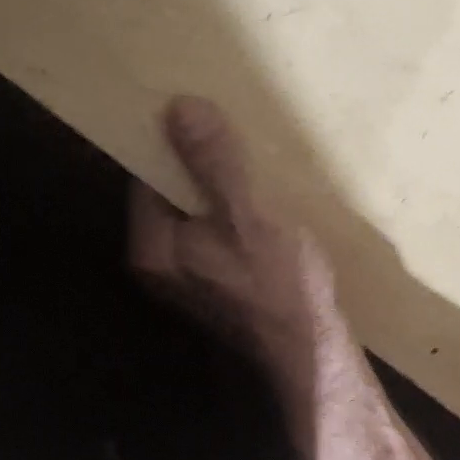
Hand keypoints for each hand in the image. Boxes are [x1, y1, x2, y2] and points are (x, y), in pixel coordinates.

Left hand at [129, 96, 336, 396]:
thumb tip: (180, 105)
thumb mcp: (249, 218)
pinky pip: (218, 247)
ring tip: (262, 185)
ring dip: (224, 204)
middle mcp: (159, 267)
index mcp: (152, 246)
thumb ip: (214, 166)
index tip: (210, 126)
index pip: (147, 177)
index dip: (176, 148)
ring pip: (197, 225)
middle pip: (172, 201)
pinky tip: (270, 228)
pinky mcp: (220, 297)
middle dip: (203, 175)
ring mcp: (189, 286)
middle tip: (243, 151)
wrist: (311, 353)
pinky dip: (237, 230)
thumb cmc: (279, 286)